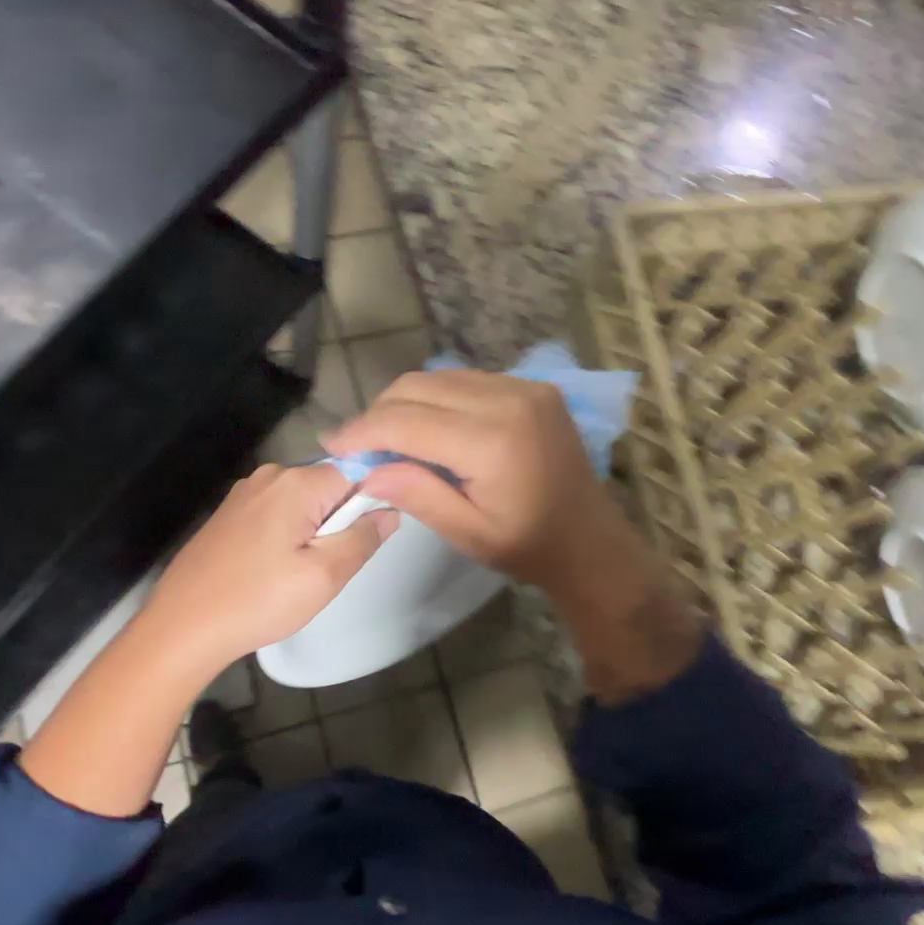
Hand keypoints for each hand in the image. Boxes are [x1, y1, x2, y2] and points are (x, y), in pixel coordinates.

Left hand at [141, 462, 397, 670]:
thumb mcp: (324, 577)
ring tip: (297, 576)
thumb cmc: (258, 601)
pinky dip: (286, 538)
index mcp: (296, 482)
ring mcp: (244, 494)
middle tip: (326, 569)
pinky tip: (271, 572)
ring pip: (302, 504)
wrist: (183, 626)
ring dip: (312, 533)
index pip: (357, 473)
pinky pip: (276, 515)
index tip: (361, 543)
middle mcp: (270, 475)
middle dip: (338, 522)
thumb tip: (390, 511)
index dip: (369, 505)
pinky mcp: (229, 514)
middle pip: (329, 487)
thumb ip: (363, 538)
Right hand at [323, 369, 703, 702]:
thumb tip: (367, 470)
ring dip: (405, 403)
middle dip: (379, 413)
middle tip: (358, 446)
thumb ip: (418, 495)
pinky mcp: (532, 386)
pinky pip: (467, 380)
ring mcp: (524, 387)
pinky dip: (437, 398)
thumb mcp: (469, 534)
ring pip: (439, 377)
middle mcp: (509, 399)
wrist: (591, 540)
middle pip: (418, 388)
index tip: (332, 445)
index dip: (362, 431)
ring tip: (388, 438)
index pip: (407, 421)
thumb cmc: (529, 547)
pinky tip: (428, 428)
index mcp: (493, 441)